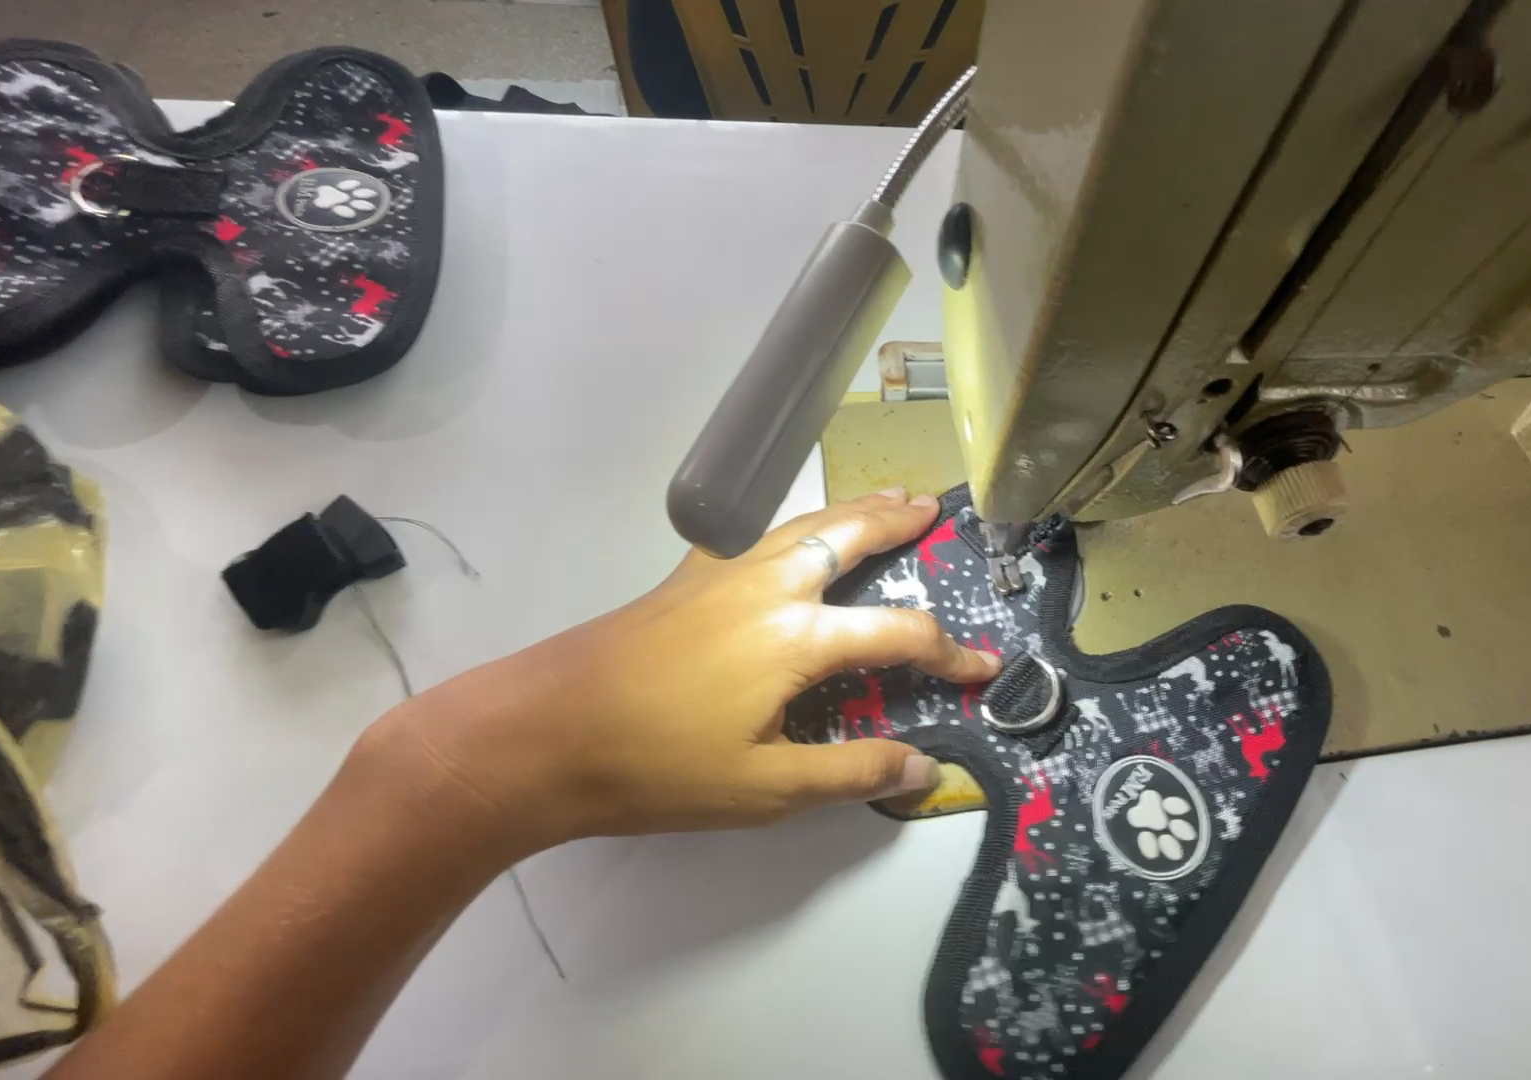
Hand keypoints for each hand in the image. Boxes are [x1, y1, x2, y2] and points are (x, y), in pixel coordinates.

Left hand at [362, 489, 997, 857]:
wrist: (546, 730)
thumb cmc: (660, 766)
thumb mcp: (766, 789)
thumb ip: (852, 772)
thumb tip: (926, 767)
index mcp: (799, 636)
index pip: (901, 633)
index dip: (951, 653)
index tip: (984, 667)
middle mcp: (771, 586)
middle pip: (851, 535)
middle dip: (899, 521)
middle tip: (933, 506)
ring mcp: (725, 573)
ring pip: (805, 523)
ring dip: (853, 509)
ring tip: (886, 498)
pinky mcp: (689, 577)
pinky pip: (761, 536)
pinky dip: (799, 525)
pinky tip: (792, 537)